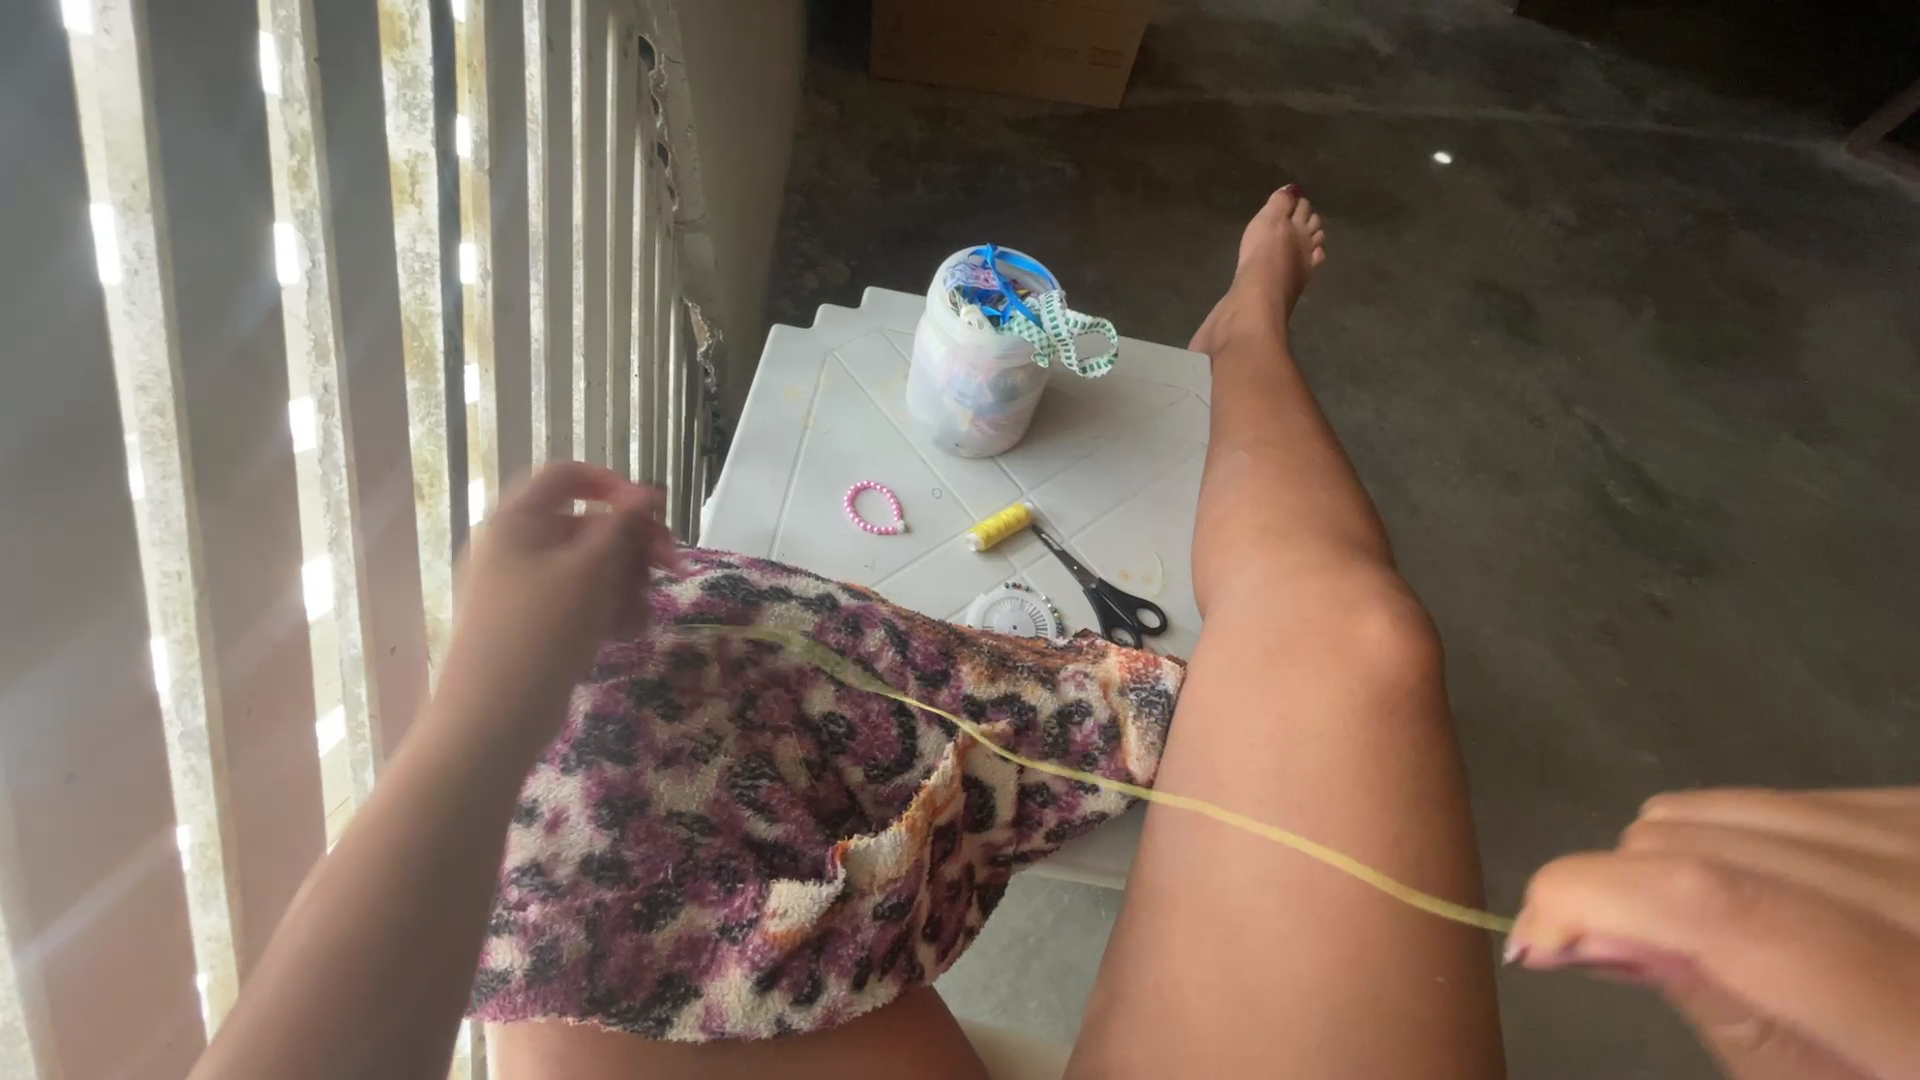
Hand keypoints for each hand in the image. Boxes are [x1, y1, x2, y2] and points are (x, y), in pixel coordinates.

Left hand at [437, 462, 682, 753]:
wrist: (494, 717)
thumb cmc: (542, 630)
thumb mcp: (591, 570)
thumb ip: (624, 526)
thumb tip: (649, 493)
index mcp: (518, 521)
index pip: (569, 477)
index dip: (616, 486)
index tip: (655, 512)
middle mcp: (518, 547)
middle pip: (590, 525)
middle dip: (635, 546)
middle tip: (674, 567)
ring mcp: (525, 587)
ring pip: (592, 567)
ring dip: (628, 583)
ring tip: (643, 614)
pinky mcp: (536, 623)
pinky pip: (581, 600)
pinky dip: (609, 609)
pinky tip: (628, 632)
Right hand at [1509, 788, 1919, 1079]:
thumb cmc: (1915, 1075)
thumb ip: (1725, 1016)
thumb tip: (1569, 936)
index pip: (1721, 906)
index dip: (1588, 901)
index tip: (1534, 946)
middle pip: (1688, 845)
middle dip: (1625, 900)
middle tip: (1646, 966)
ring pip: (1703, 812)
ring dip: (1664, 868)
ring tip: (1717, 937)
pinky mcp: (1918, 800)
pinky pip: (1757, 799)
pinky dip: (1722, 844)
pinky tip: (1773, 900)